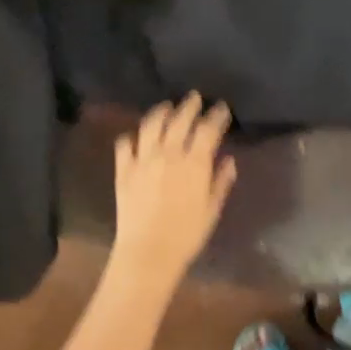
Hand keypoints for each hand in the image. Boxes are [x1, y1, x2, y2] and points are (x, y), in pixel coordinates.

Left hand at [108, 93, 237, 292]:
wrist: (148, 252)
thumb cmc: (186, 235)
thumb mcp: (211, 210)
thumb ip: (220, 182)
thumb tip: (227, 160)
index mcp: (194, 163)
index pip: (207, 129)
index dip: (216, 116)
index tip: (221, 108)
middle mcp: (168, 154)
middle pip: (179, 120)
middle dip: (189, 106)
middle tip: (195, 98)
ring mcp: (143, 159)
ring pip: (151, 125)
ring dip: (161, 112)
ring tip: (167, 107)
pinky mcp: (123, 170)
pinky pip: (125, 144)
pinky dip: (132, 136)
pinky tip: (136, 136)